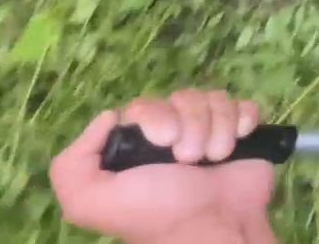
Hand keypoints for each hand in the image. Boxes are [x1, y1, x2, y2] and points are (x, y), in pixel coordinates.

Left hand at [51, 90, 275, 243]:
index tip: (165, 144)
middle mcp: (172, 132)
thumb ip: (72, 164)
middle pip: (185, 97)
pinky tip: (239, 142)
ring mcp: (210, 129)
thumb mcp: (91, 201)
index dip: (159, 117)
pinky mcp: (242, 128)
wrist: (213, 221)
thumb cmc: (154, 210)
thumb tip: (110, 116)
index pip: (146, 105)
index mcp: (136, 145)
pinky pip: (246, 104)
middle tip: (192, 158)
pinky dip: (244, 120)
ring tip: (216, 156)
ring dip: (220, 127)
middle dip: (194, 125)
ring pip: (217, 99)